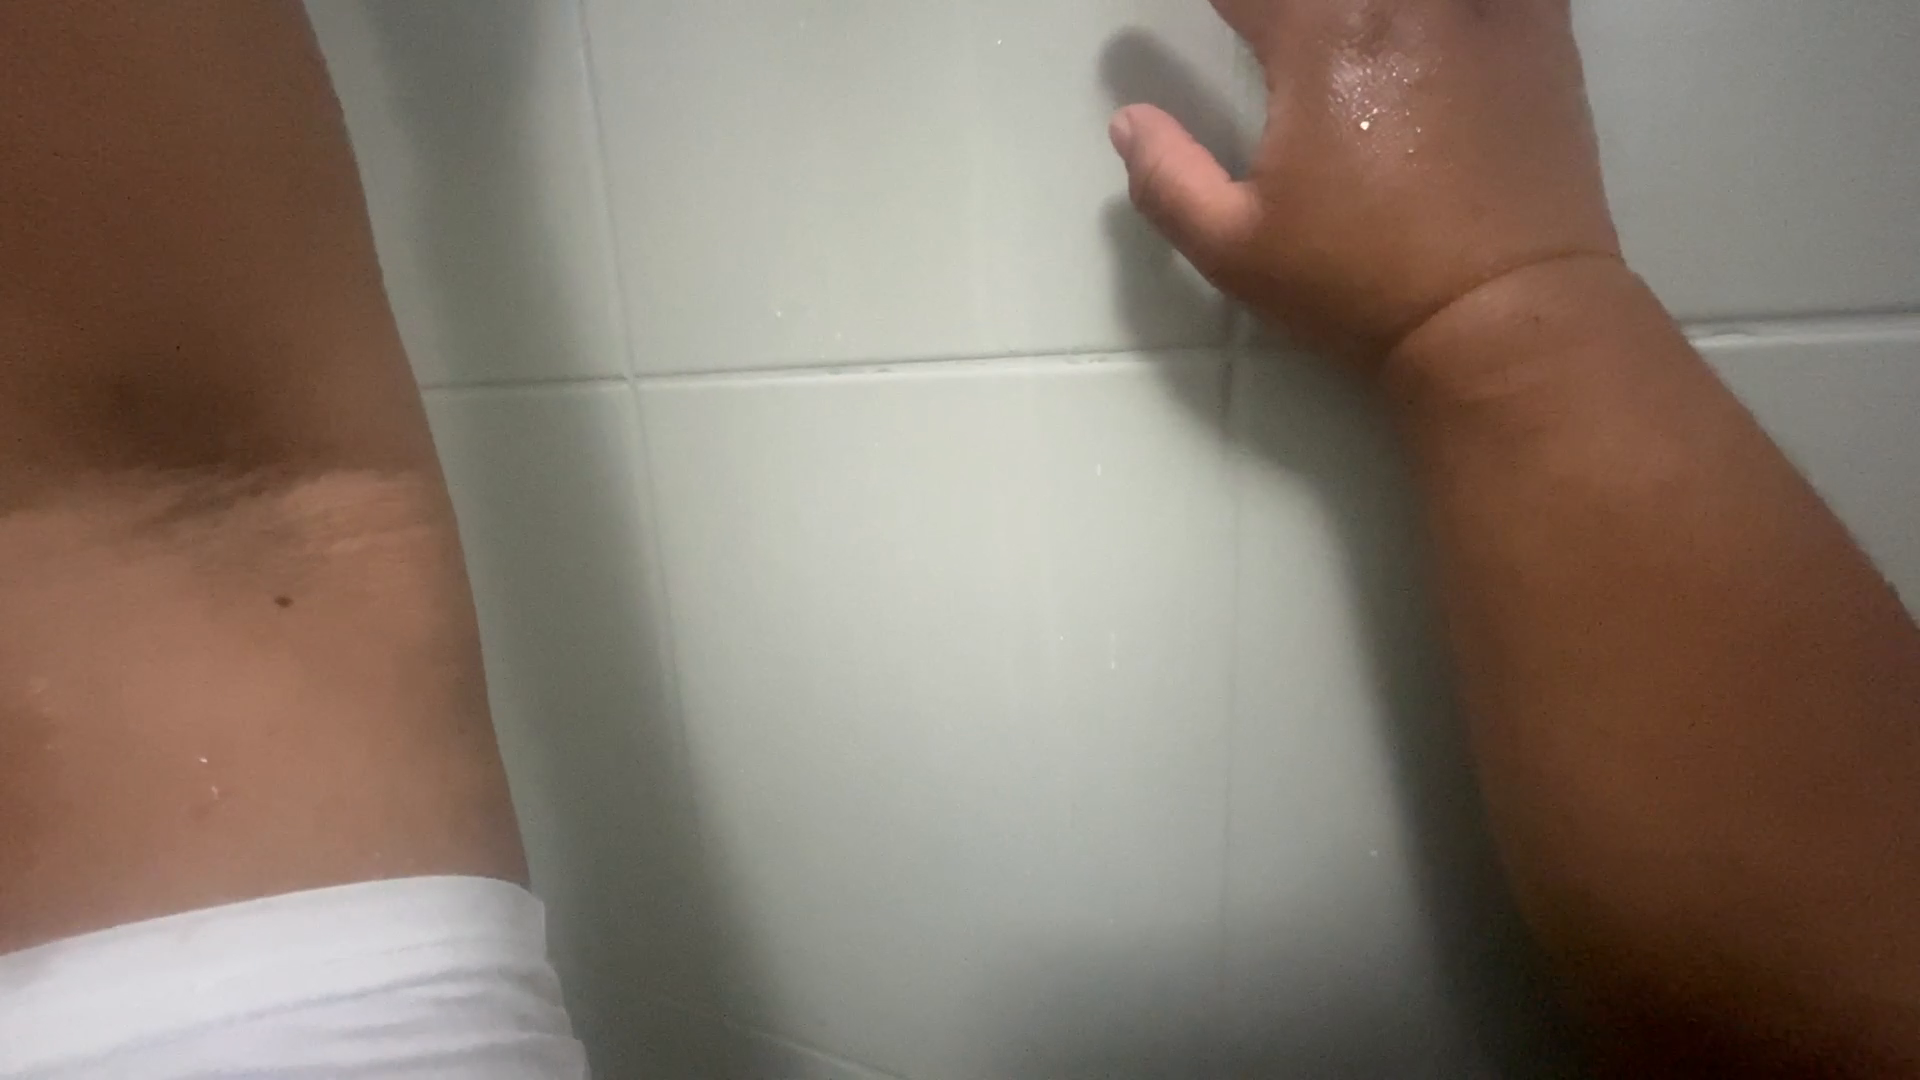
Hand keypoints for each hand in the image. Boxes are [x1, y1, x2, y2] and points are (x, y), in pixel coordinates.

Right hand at [1111, 0, 1620, 366]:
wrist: (1493, 314)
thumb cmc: (1350, 282)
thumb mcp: (1231, 249)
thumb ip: (1167, 179)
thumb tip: (1127, 122)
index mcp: (1324, 35)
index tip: (1211, 14)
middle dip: (1282, 0)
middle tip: (1265, 27)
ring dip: (1348, 1)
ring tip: (1329, 26)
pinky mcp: (1539, 23)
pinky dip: (1430, 5)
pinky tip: (1414, 24)